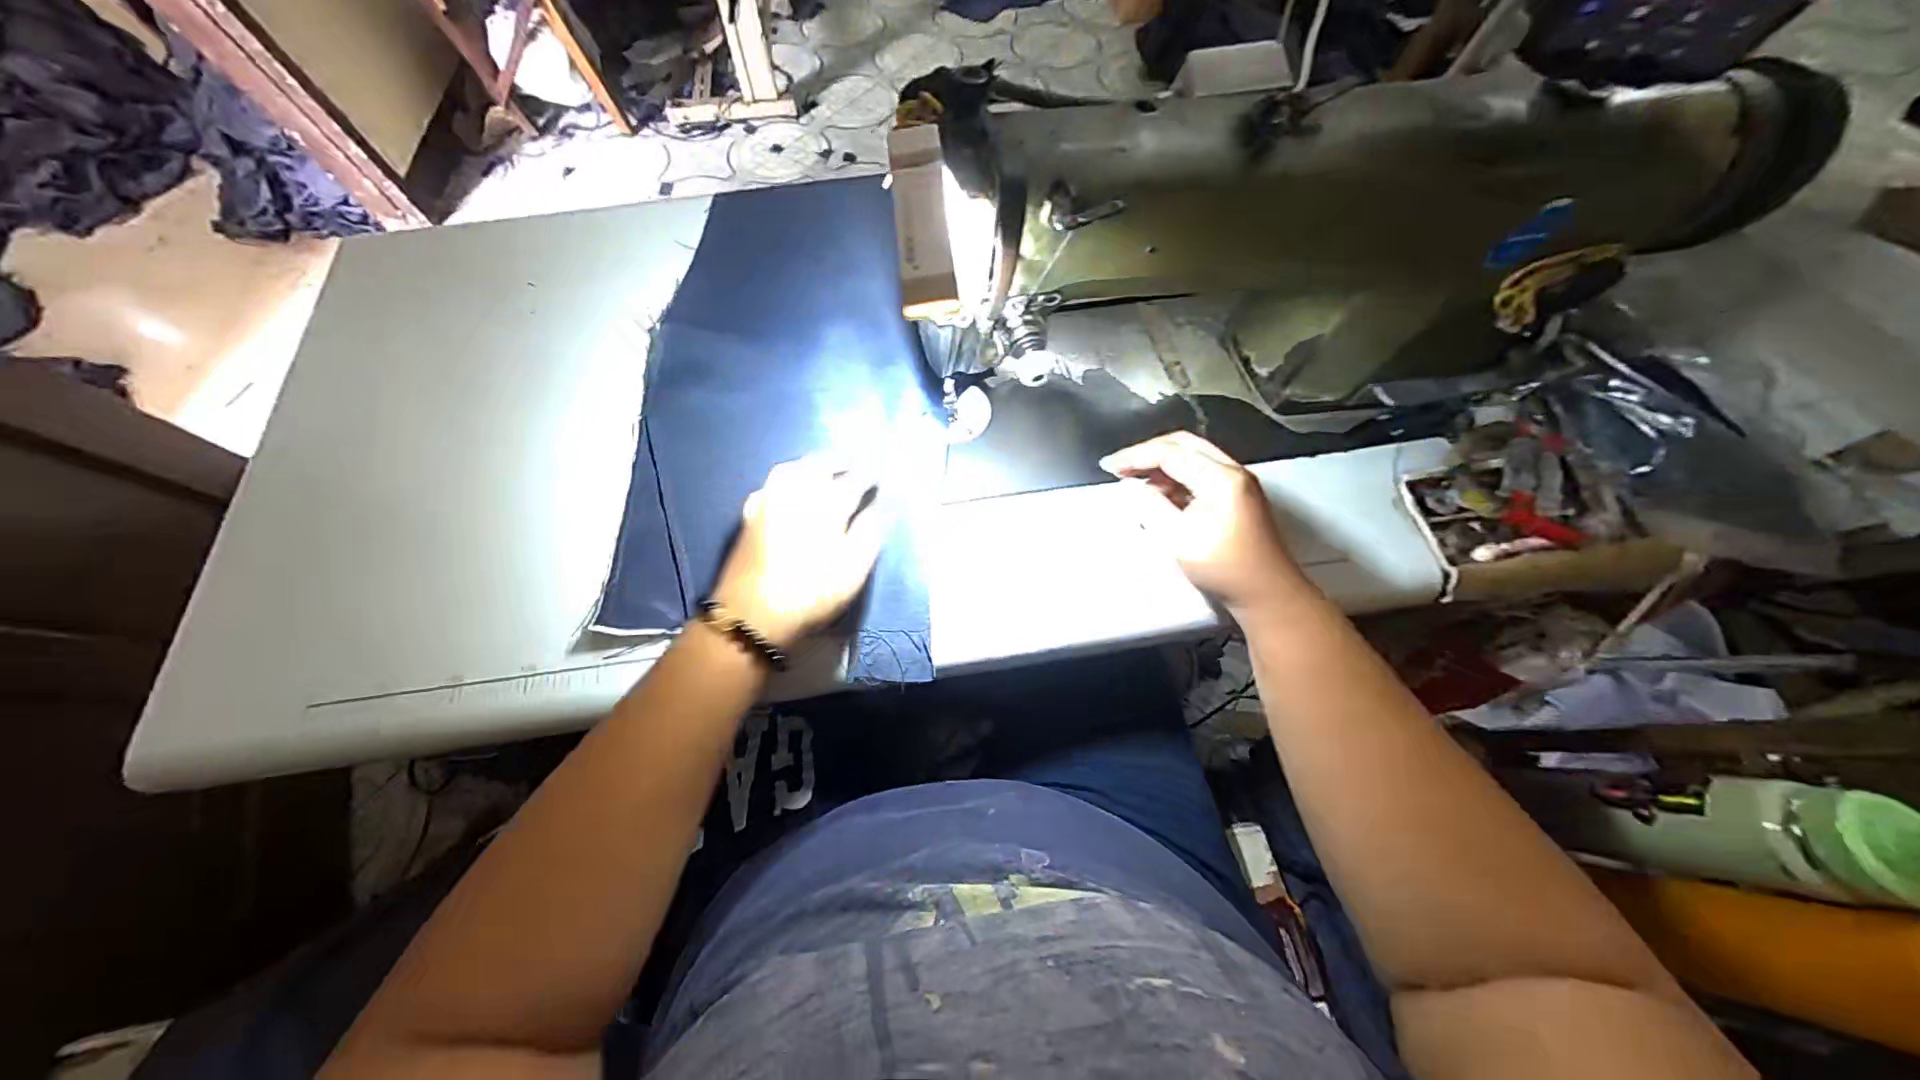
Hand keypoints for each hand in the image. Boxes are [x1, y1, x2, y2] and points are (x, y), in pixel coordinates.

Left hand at [710, 455, 888, 649]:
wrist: (750, 616)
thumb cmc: (809, 594)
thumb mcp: (852, 569)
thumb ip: (871, 531)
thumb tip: (886, 503)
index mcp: (826, 502)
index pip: (855, 478)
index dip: (871, 476)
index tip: (882, 477)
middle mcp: (796, 490)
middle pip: (821, 464)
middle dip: (841, 462)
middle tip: (856, 464)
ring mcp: (769, 499)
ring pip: (795, 468)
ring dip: (814, 464)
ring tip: (827, 470)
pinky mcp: (751, 513)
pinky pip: (774, 483)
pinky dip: (790, 478)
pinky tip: (793, 488)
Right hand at [1099, 432, 1303, 614]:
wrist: (1268, 595)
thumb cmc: (1224, 568)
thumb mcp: (1179, 538)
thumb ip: (1151, 506)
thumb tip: (1132, 486)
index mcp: (1221, 477)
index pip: (1171, 452)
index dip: (1135, 456)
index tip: (1107, 466)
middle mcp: (1232, 471)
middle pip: (1183, 445)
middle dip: (1148, 452)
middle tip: (1119, 467)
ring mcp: (1237, 483)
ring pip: (1192, 457)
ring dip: (1161, 464)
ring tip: (1134, 481)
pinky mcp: (1236, 497)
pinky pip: (1200, 474)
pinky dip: (1175, 477)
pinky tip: (1159, 493)